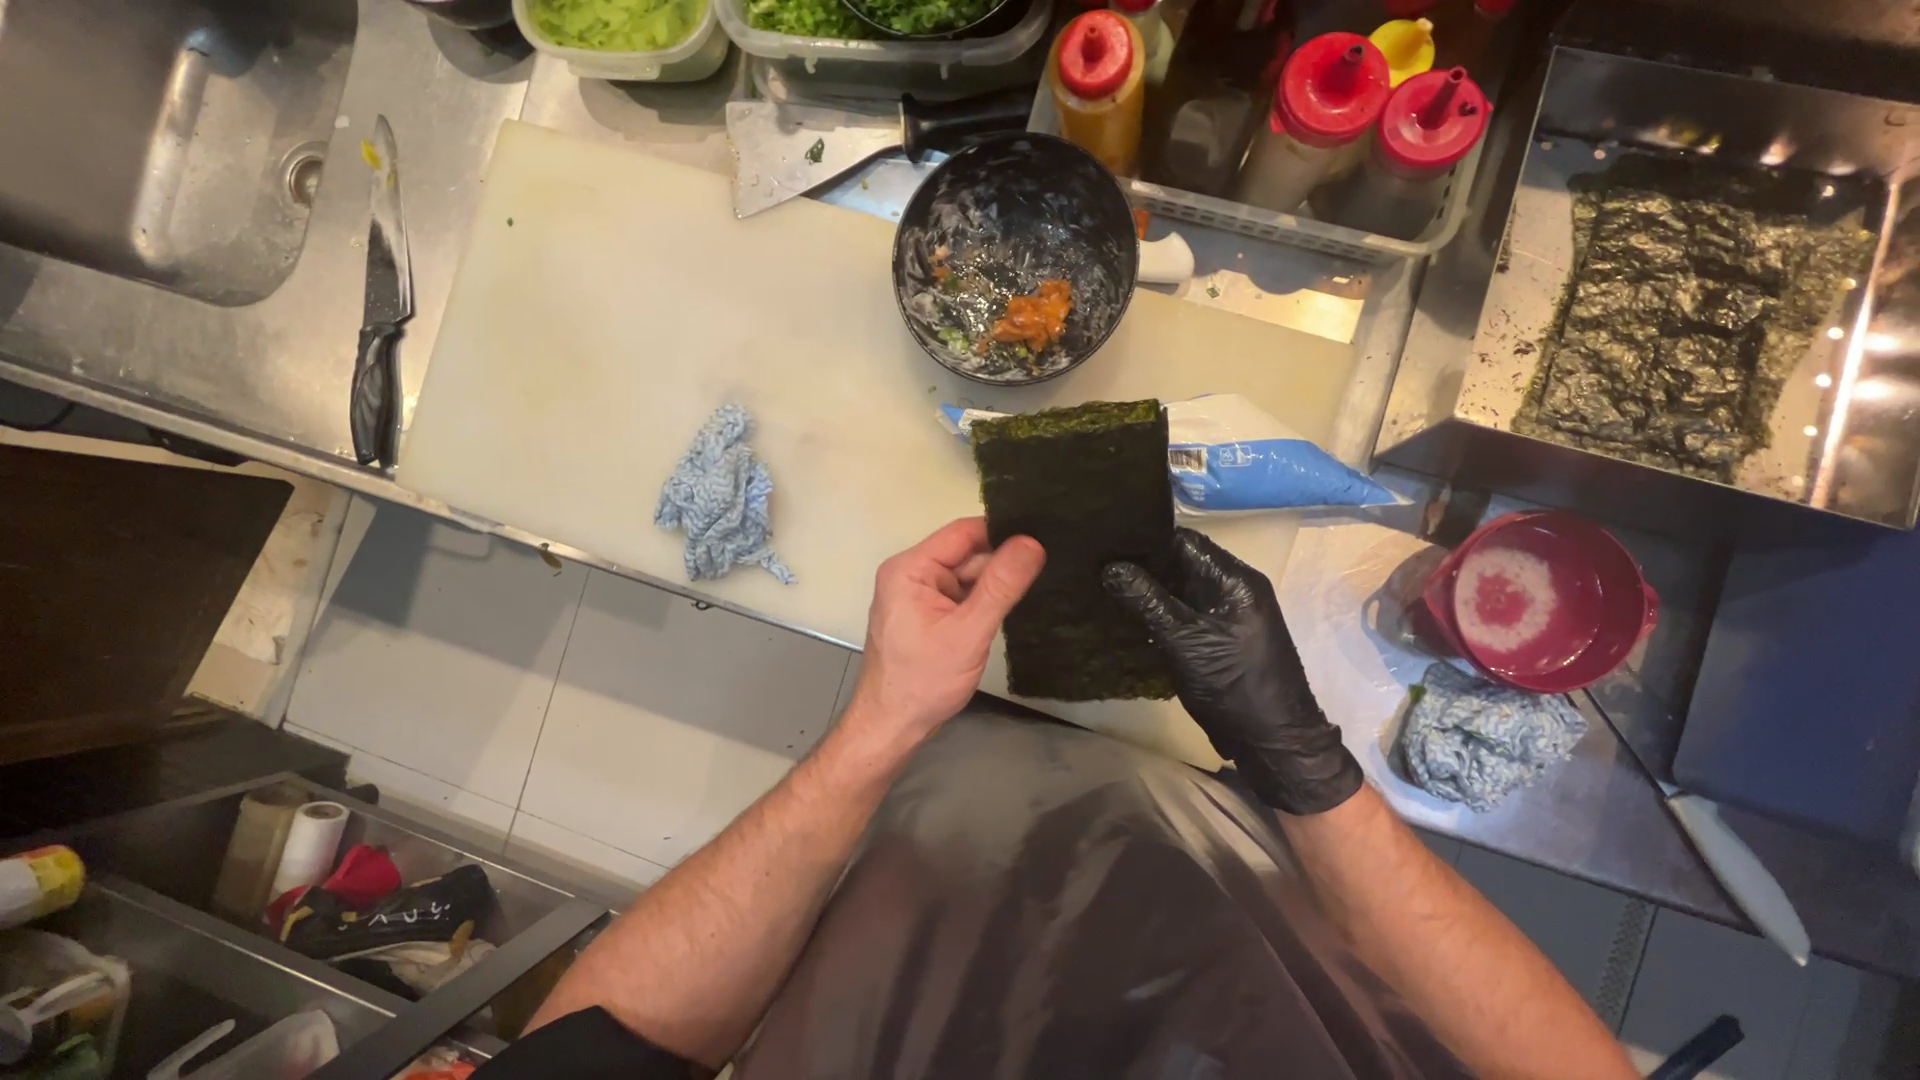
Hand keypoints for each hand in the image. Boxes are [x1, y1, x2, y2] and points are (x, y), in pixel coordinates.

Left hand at [846, 517, 1044, 749]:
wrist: (893, 727)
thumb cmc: (924, 681)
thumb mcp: (968, 632)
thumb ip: (1001, 586)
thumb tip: (1032, 543)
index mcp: (910, 568)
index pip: (963, 532)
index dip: (1002, 532)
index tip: (1043, 537)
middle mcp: (912, 573)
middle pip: (968, 553)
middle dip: (1003, 562)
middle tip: (1051, 564)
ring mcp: (920, 595)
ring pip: (969, 575)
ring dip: (996, 584)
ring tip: (1040, 583)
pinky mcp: (929, 614)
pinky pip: (963, 595)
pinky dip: (985, 601)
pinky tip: (1013, 605)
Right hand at [1104, 527, 1361, 815]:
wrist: (1272, 742)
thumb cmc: (1233, 686)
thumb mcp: (1184, 642)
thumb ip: (1146, 601)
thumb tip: (1109, 567)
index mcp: (1235, 579)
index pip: (1184, 541)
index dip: (1146, 538)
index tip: (1107, 540)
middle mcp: (1235, 587)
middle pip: (1182, 562)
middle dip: (1143, 563)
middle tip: (1097, 561)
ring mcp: (1229, 613)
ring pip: (1182, 587)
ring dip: (1149, 588)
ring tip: (1104, 583)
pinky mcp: (1220, 636)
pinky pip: (1185, 611)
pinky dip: (1160, 610)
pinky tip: (1128, 612)